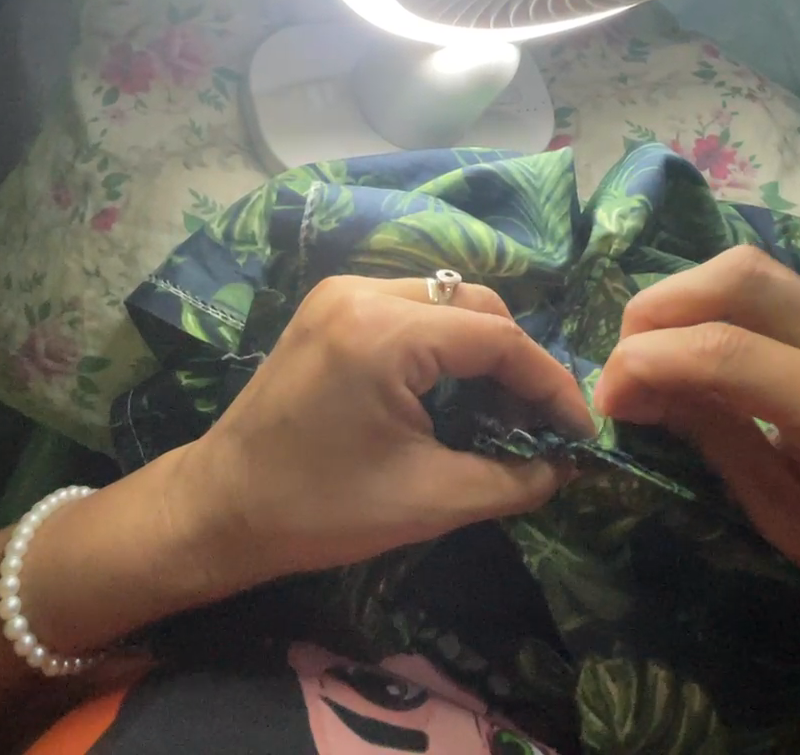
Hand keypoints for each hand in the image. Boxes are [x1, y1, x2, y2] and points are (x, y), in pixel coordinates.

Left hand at [167, 275, 591, 594]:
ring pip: (445, 300)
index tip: (579, 431)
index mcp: (383, 331)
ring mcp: (341, 291)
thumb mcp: (429, 499)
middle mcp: (362, 290)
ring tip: (504, 407)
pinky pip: (410, 307)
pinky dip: (444, 342)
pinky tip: (454, 387)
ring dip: (483, 347)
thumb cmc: (318, 510)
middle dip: (518, 361)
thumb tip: (566, 464)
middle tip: (540, 421)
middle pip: (475, 305)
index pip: (497, 337)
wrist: (220, 507)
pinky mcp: (330, 306)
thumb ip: (513, 478)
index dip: (550, 383)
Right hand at [592, 246, 799, 659]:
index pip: (730, 353)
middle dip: (656, 309)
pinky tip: (694, 347)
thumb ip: (713, 438)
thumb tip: (630, 387)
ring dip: (680, 300)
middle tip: (623, 364)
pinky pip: (770, 288)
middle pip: (741, 279)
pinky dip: (712, 306)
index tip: (606, 398)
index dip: (648, 361)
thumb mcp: (786, 523)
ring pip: (752, 269)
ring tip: (651, 354)